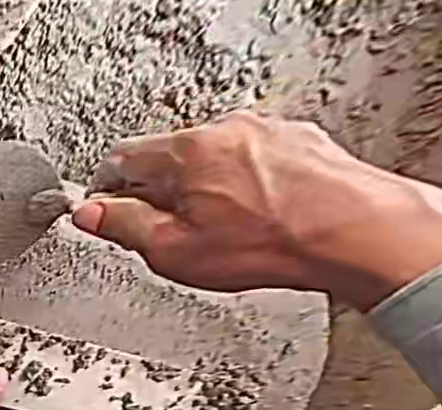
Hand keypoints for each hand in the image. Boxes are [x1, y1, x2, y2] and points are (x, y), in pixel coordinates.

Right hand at [71, 111, 441, 308]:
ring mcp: (266, 132)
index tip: (103, 215)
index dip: (104, 192)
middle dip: (153, 196)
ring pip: (206, 163)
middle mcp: (227, 129)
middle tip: (160, 238)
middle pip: (165, 160)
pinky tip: (244, 224)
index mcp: (188, 150)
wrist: (352, 233)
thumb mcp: (169, 248)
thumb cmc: (266, 243)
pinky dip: (232, 191)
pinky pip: (243, 165)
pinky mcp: (296, 144)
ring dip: (195, 194)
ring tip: (209, 236)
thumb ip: (122, 225)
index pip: (122, 159)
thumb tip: (89, 212)